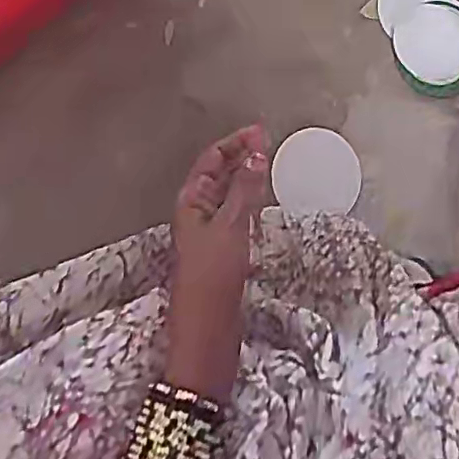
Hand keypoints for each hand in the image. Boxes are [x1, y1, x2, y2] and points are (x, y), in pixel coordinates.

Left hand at [172, 125, 270, 312]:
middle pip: (218, 172)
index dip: (234, 142)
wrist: (208, 327)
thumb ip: (244, 188)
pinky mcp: (223, 245)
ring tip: (267, 160)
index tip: (260, 131)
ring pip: (228, 190)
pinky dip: (249, 195)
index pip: (211, 159)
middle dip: (241, 154)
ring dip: (246, 173)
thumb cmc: (213, 274)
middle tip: (267, 141)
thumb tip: (257, 154)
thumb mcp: (231, 225)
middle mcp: (198, 210)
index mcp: (191, 201)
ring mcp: (210, 228)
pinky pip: (236, 209)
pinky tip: (262, 195)